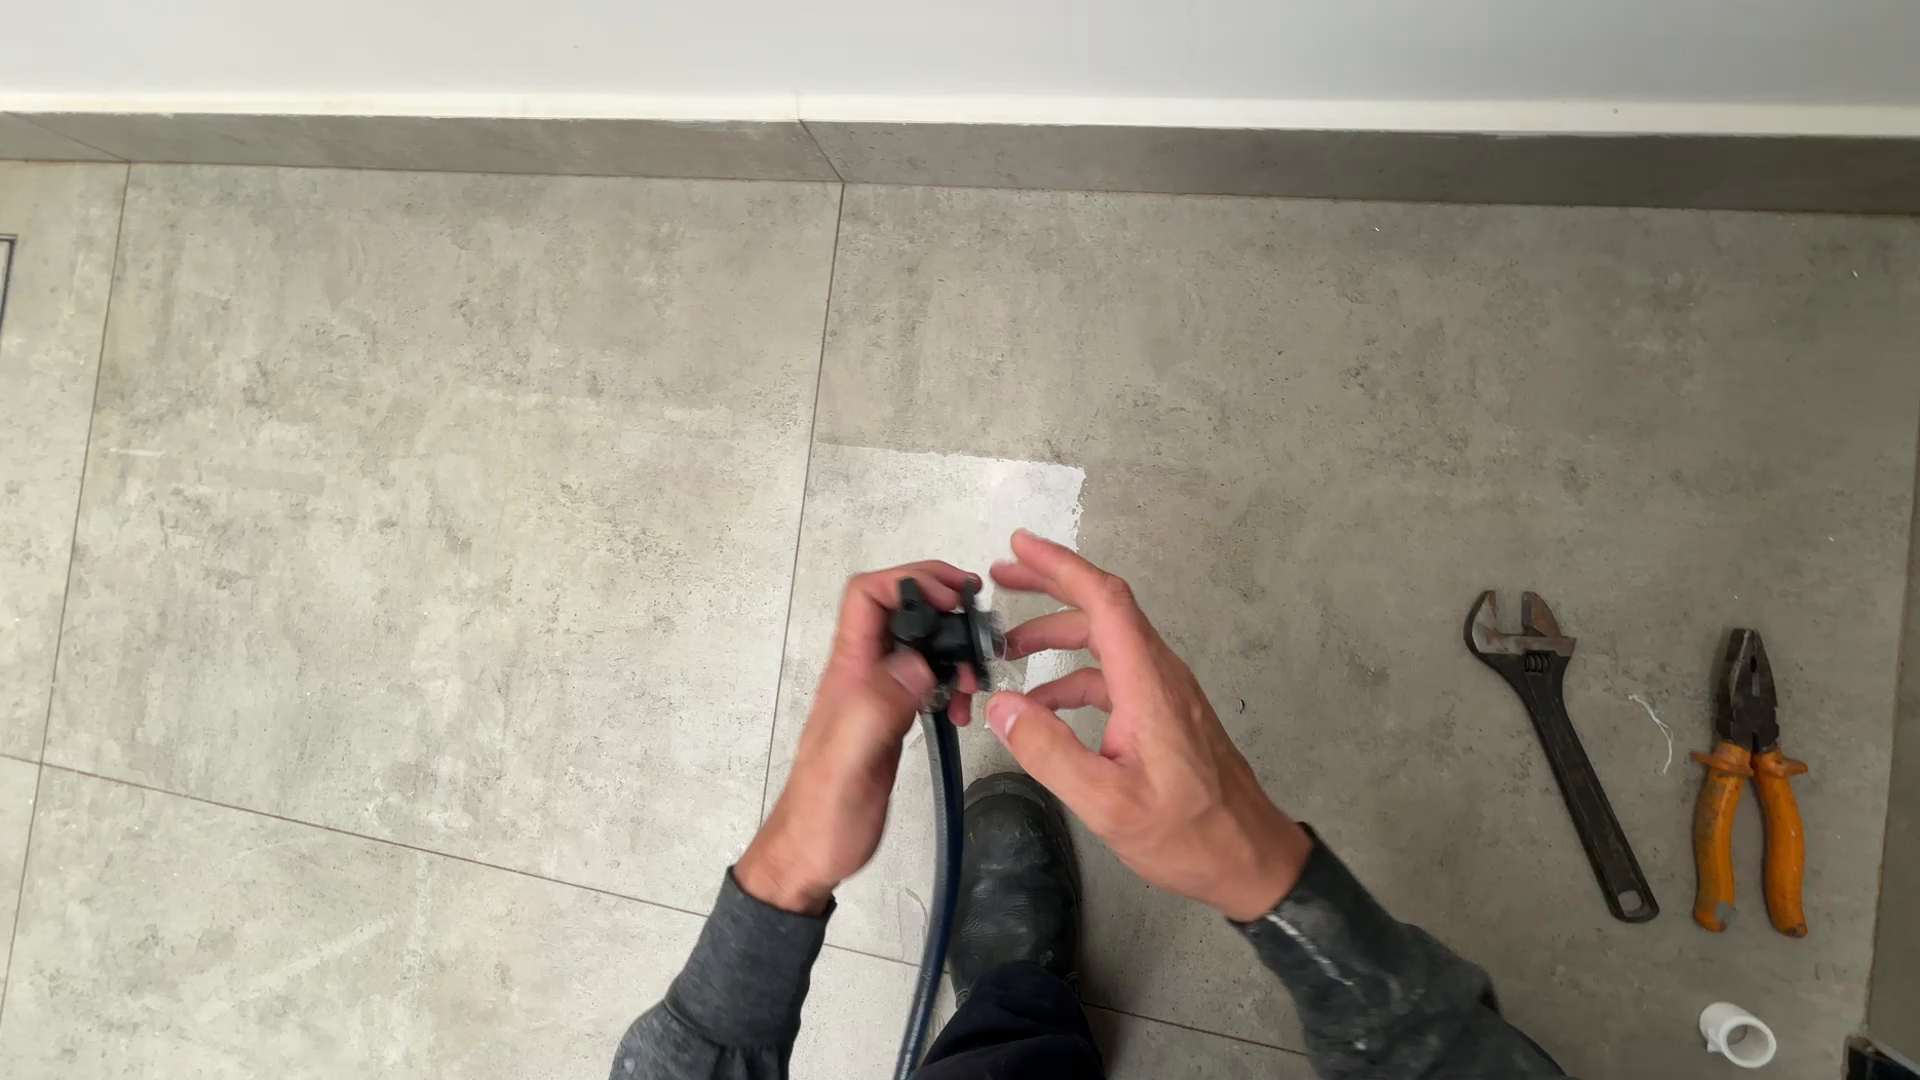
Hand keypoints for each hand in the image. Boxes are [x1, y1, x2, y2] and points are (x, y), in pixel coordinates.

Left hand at [737, 561, 977, 913]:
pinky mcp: (892, 715)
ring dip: (952, 649)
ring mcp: (878, 693)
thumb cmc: (823, 815)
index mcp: (848, 672)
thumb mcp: (847, 763)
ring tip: (975, 680)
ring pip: (918, 643)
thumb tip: (917, 664)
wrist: (812, 854)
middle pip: (899, 609)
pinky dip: (950, 683)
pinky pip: (925, 679)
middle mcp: (863, 672)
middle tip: (979, 631)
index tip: (952, 599)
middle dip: (943, 606)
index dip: (911, 582)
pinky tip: (961, 710)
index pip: (867, 595)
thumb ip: (875, 708)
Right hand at [985, 531, 1311, 921]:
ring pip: (1103, 640)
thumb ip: (1049, 751)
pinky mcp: (1161, 710)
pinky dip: (1071, 676)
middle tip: (1001, 577)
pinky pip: (1110, 675)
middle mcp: (1157, 671)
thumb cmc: (1187, 831)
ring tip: (1006, 647)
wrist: (1251, 859)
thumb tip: (1001, 705)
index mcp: (1146, 680)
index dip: (1061, 565)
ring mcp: (1161, 689)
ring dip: (1055, 633)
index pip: (1104, 600)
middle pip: (1101, 607)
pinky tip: (1043, 704)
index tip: (1021, 545)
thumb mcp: (1107, 801)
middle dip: (1049, 584)